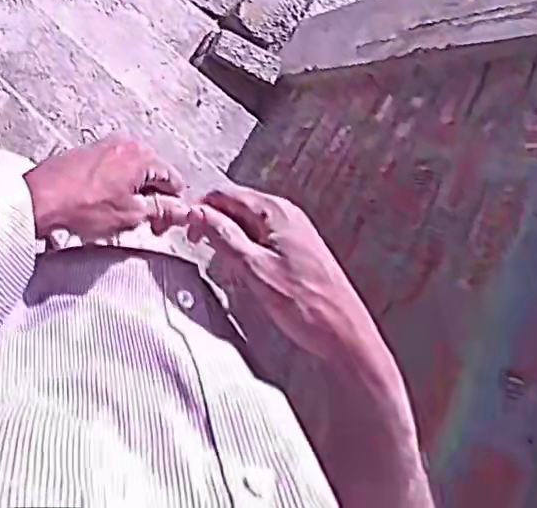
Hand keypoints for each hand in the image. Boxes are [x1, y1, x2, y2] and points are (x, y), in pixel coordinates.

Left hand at [22, 135, 189, 240]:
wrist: (39, 198)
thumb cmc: (81, 205)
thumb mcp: (130, 214)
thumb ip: (162, 210)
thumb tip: (182, 211)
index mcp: (140, 154)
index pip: (174, 181)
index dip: (173, 207)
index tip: (161, 226)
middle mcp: (124, 143)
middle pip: (153, 175)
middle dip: (152, 200)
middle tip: (140, 224)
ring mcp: (104, 146)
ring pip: (132, 173)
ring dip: (132, 195)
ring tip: (117, 216)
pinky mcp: (87, 153)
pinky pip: (113, 170)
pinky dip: (114, 187)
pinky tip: (101, 205)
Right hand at [192, 185, 432, 507]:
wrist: (349, 342)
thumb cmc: (308, 308)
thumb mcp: (254, 269)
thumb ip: (222, 235)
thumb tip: (197, 212)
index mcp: (276, 211)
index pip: (224, 194)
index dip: (201, 209)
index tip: (187, 229)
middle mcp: (286, 214)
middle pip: (235, 205)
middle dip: (213, 223)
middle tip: (200, 247)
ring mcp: (294, 231)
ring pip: (246, 222)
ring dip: (228, 237)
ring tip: (223, 263)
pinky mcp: (297, 249)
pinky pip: (260, 236)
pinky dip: (244, 248)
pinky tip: (244, 270)